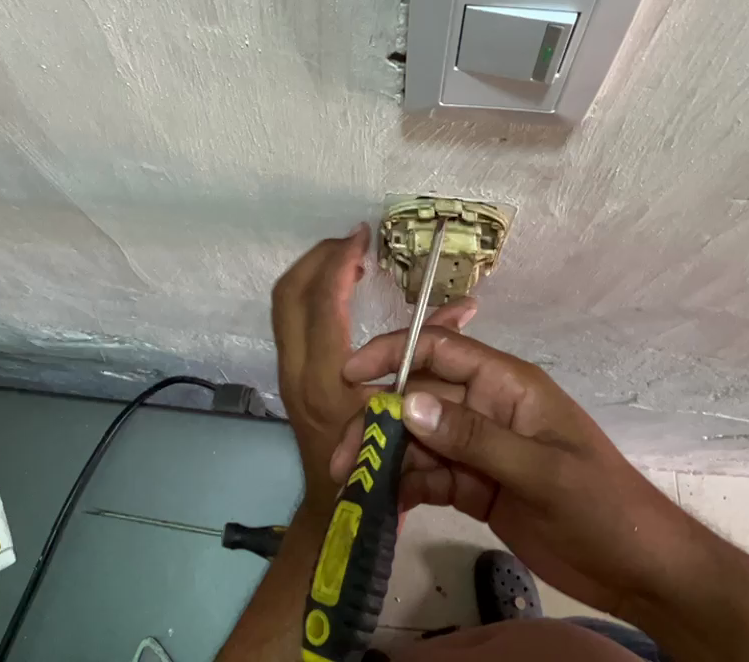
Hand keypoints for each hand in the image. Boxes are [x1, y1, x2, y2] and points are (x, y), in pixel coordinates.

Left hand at [270, 226, 474, 494]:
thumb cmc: (383, 466)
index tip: (363, 238)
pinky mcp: (288, 377)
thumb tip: (465, 307)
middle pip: (290, 292)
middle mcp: (298, 369)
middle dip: (318, 258)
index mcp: (327, 375)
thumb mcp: (417, 410)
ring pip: (283, 305)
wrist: (338, 509)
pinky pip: (288, 320)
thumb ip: (439, 357)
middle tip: (352, 243)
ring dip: (311, 274)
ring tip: (347, 261)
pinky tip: (338, 294)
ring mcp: (288, 373)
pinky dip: (308, 295)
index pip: (323, 299)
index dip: (341, 261)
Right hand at [327, 327, 675, 615]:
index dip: (394, 355)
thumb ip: (474, 438)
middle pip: (419, 401)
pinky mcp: (476, 486)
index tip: (349, 375)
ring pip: (418, 442)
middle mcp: (487, 408)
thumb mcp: (541, 471)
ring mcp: (480, 448)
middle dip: (378, 422)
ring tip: (350, 486)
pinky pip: (430, 476)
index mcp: (507, 384)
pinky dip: (405, 488)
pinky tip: (382, 506)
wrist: (639, 570)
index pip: (440, 351)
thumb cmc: (601, 506)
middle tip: (341, 457)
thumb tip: (407, 405)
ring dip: (384, 460)